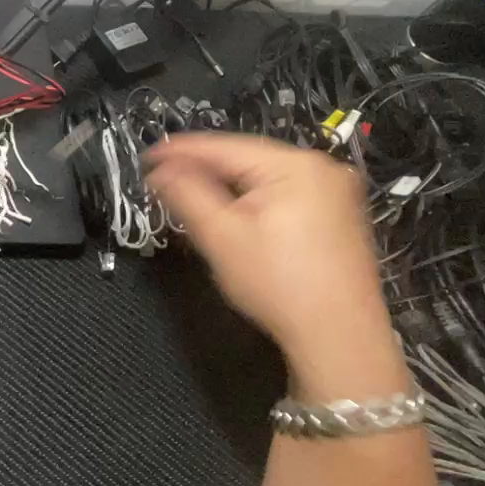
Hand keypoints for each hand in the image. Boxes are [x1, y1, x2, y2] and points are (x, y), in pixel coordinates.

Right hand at [146, 133, 407, 401]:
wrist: (339, 338)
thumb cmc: (277, 283)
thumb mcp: (220, 235)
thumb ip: (185, 193)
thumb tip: (158, 169)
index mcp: (294, 165)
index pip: (223, 147)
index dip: (180, 151)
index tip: (146, 156)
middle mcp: (321, 168)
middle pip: (245, 159)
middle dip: (202, 168)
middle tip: (162, 178)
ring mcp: (335, 191)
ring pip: (262, 177)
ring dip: (224, 184)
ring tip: (187, 192)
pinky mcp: (337, 215)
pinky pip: (281, 193)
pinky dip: (250, 198)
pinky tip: (229, 211)